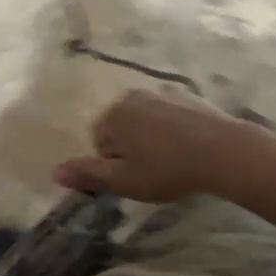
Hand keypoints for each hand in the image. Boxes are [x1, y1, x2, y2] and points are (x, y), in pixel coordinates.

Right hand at [53, 90, 246, 202]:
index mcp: (113, 116)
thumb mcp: (125, 181)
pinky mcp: (185, 96)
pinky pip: (167, 115)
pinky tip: (189, 148)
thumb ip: (88, 174)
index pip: (98, 142)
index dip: (114, 165)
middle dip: (130, 148)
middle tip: (152, 172)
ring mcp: (159, 93)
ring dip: (150, 138)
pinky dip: (172, 129)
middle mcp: (131, 97)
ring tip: (172, 162)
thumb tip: (53, 171)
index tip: (135, 178)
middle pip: (119, 127)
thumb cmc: (167, 169)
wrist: (222, 150)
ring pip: (144, 120)